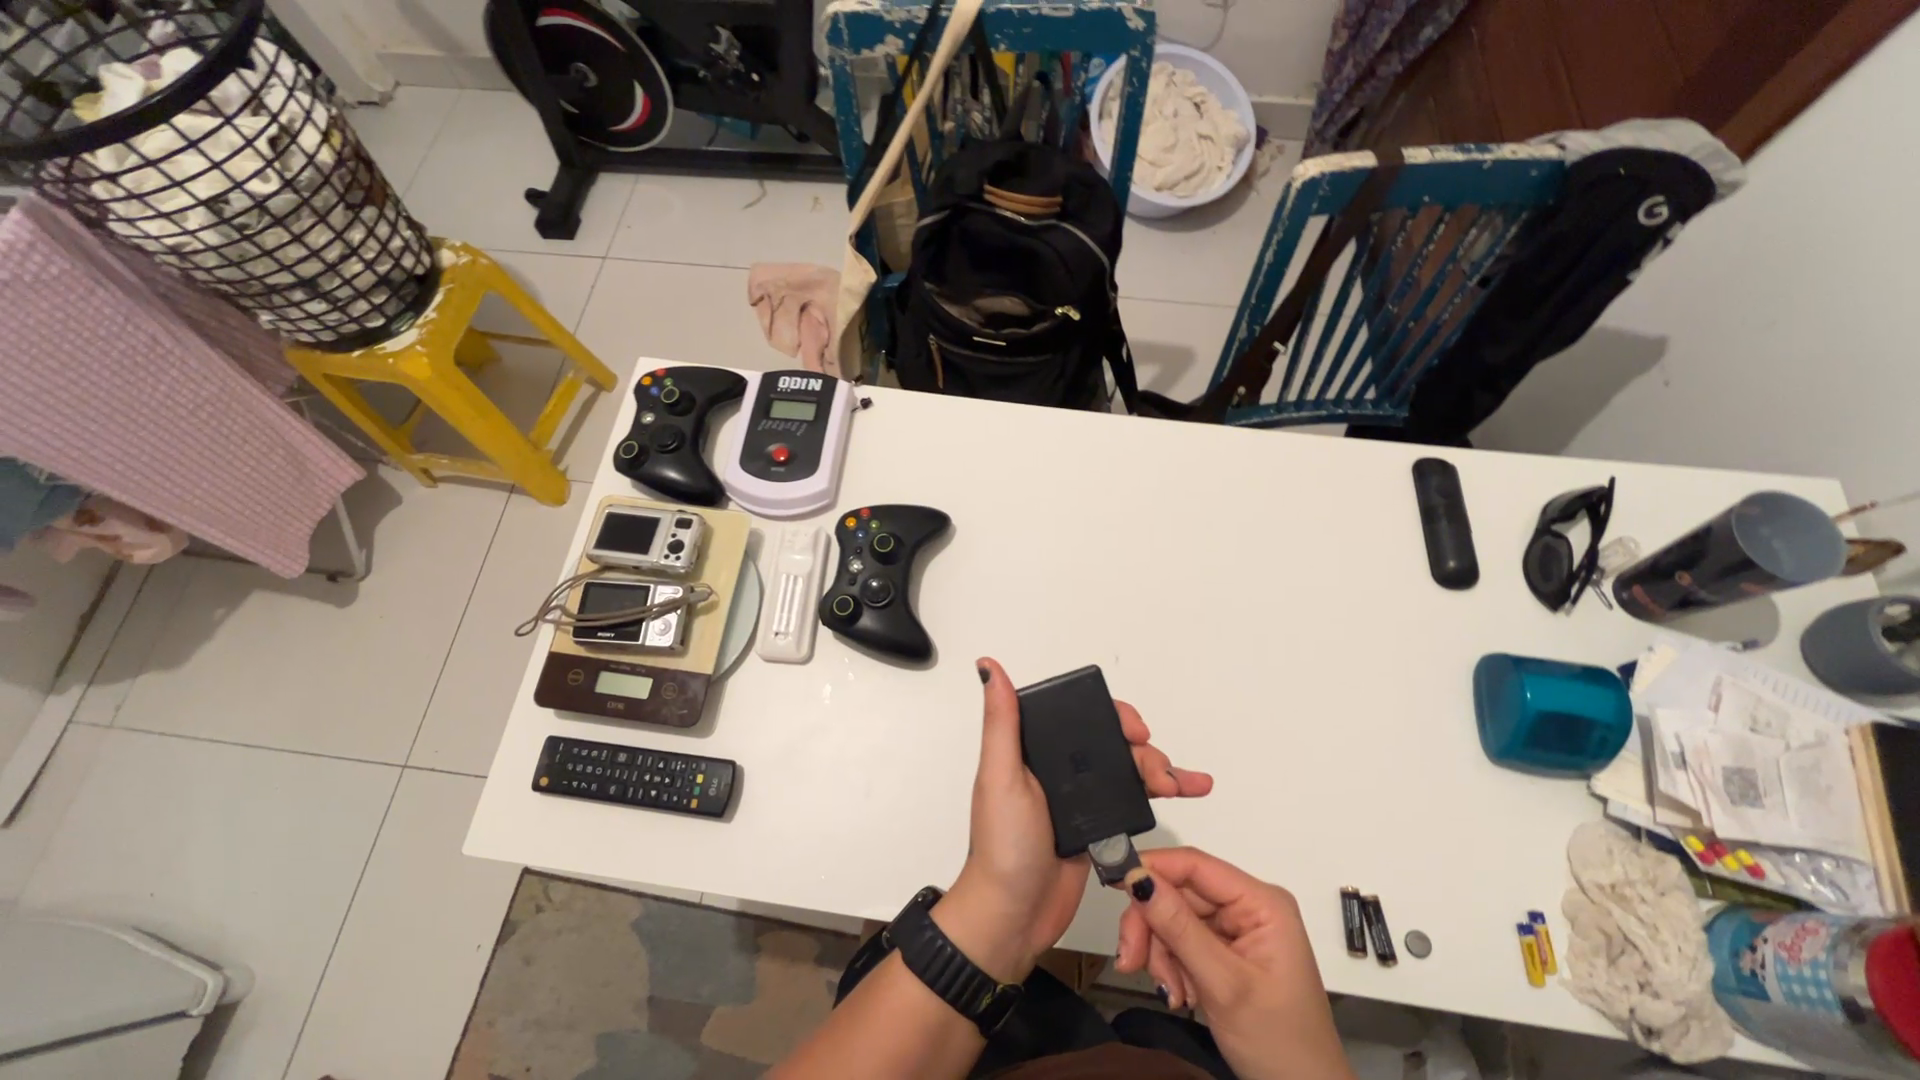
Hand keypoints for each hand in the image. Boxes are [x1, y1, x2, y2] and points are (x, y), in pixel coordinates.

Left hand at [935, 658, 1213, 984]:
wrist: (1014, 916)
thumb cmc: (1003, 846)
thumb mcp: (1001, 777)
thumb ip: (1003, 723)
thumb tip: (990, 667)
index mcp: (1031, 751)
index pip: (1077, 717)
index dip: (1110, 715)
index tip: (1135, 728)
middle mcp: (1055, 770)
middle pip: (1110, 743)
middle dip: (1142, 748)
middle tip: (1159, 769)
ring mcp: (1078, 800)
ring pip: (1126, 770)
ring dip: (1158, 770)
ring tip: (1182, 784)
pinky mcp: (1096, 827)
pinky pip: (1131, 802)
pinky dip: (1159, 795)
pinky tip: (1187, 791)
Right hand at [1115, 848, 1354, 1079]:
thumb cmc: (1276, 1039)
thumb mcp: (1224, 984)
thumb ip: (1179, 928)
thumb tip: (1136, 876)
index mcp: (1261, 902)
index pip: (1195, 865)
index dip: (1152, 867)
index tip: (1113, 883)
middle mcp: (1247, 906)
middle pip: (1178, 893)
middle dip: (1152, 928)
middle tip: (1131, 963)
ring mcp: (1236, 929)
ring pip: (1173, 918)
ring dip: (1161, 954)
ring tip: (1172, 993)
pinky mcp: (1225, 951)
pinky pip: (1181, 941)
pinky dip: (1171, 966)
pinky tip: (1180, 995)